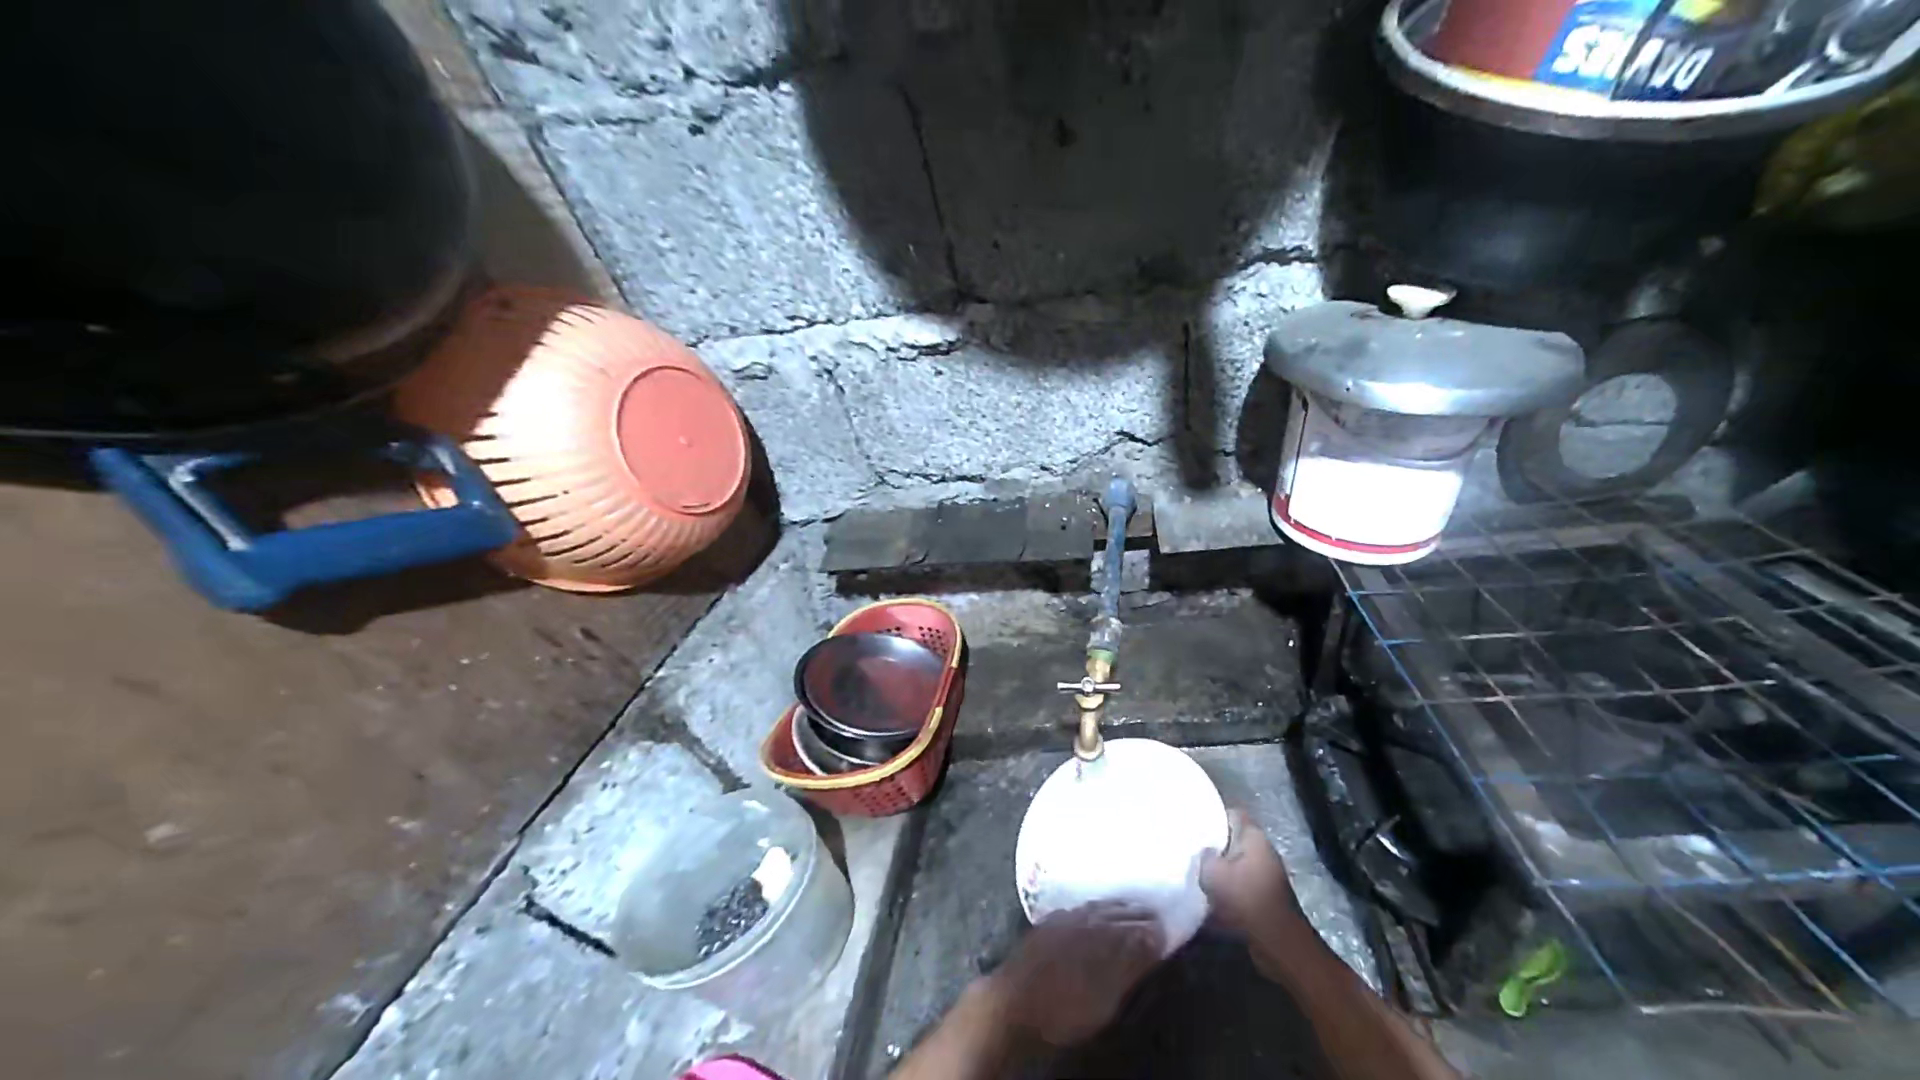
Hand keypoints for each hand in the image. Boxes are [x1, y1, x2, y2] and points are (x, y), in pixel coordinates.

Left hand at [981, 901, 1164, 1046]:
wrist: (1013, 1002)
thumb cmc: (1064, 1007)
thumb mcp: (1107, 996)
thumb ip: (1132, 964)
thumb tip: (1156, 938)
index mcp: (1106, 934)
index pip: (1140, 926)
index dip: (1156, 929)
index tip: (1170, 930)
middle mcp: (1087, 918)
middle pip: (1120, 911)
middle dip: (1140, 915)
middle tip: (1156, 917)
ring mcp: (1065, 917)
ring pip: (1100, 906)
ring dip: (1118, 909)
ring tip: (1132, 912)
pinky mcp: (1049, 922)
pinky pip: (1081, 907)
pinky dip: (1095, 910)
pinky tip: (1096, 913)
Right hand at [1198, 809, 1303, 936]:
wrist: (1277, 943)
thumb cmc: (1245, 900)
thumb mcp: (1213, 872)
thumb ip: (1204, 855)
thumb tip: (1203, 850)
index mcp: (1254, 837)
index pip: (1232, 813)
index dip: (1211, 814)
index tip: (1191, 821)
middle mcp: (1264, 851)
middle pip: (1233, 838)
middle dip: (1213, 842)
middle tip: (1188, 845)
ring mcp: (1267, 874)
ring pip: (1236, 860)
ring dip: (1219, 865)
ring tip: (1194, 868)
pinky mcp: (1265, 895)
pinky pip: (1240, 881)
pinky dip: (1226, 885)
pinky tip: (1208, 892)